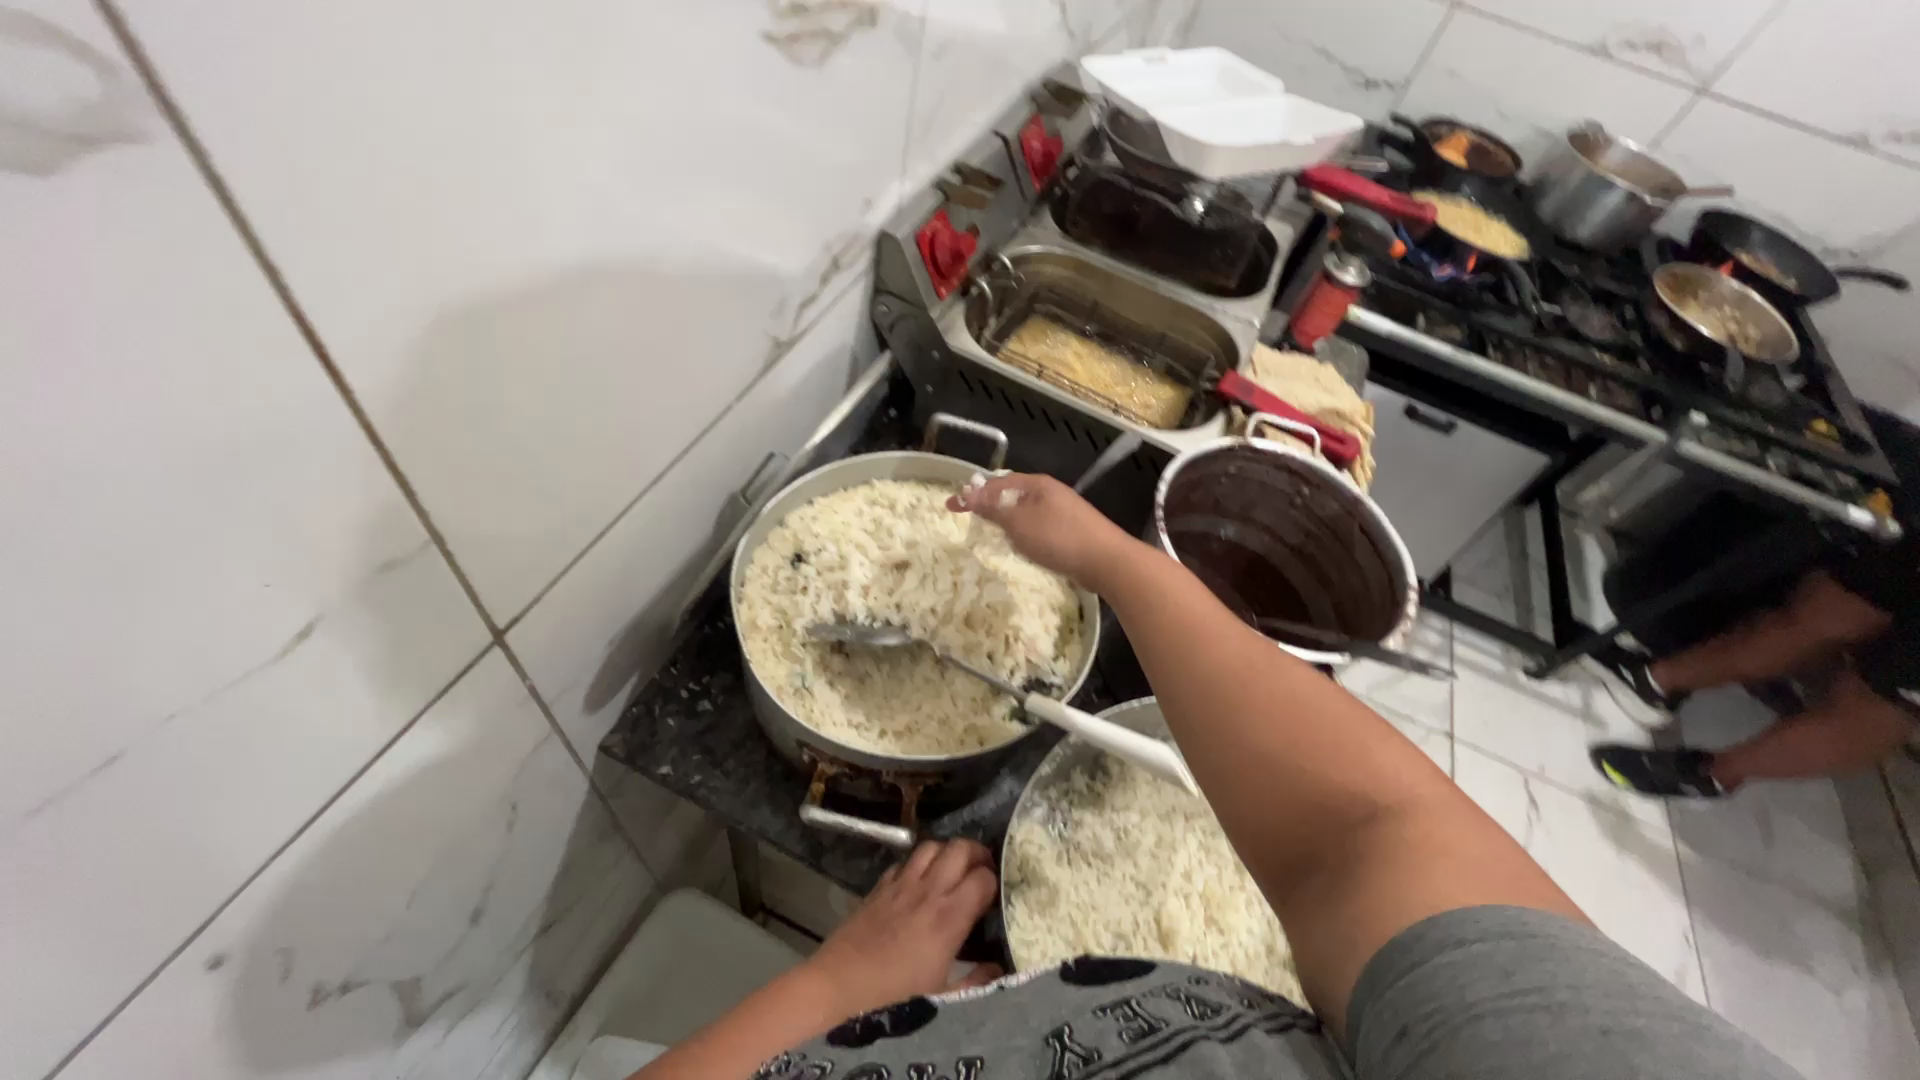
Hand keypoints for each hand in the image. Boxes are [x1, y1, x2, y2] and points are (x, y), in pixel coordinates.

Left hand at [802, 839, 1001, 1017]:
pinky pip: (906, 860)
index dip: (995, 880)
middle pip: (960, 848)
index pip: (984, 877)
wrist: (841, 981)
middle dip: (977, 853)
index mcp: (949, 916)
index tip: (997, 893)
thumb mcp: (943, 996)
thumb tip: (999, 968)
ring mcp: (903, 883)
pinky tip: (920, 881)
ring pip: (932, 845)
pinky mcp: (881, 885)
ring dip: (947, 852)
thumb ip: (976, 981)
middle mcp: (929, 890)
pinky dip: (919, 864)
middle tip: (981, 870)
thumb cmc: (895, 993)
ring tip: (953, 870)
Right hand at [948, 473, 1139, 589]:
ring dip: (1005, 517)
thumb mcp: (1018, 522)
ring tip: (990, 530)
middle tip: (968, 516)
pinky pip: (1037, 525)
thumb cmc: (1059, 537)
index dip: (972, 493)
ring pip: (1025, 510)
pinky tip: (1020, 544)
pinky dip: (1022, 530)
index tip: (950, 506)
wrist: (1106, 561)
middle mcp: (1049, 492)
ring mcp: (1062, 511)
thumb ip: (992, 507)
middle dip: (988, 502)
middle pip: (1011, 493)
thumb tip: (968, 492)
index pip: (996, 483)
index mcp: (1036, 484)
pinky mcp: (1070, 531)